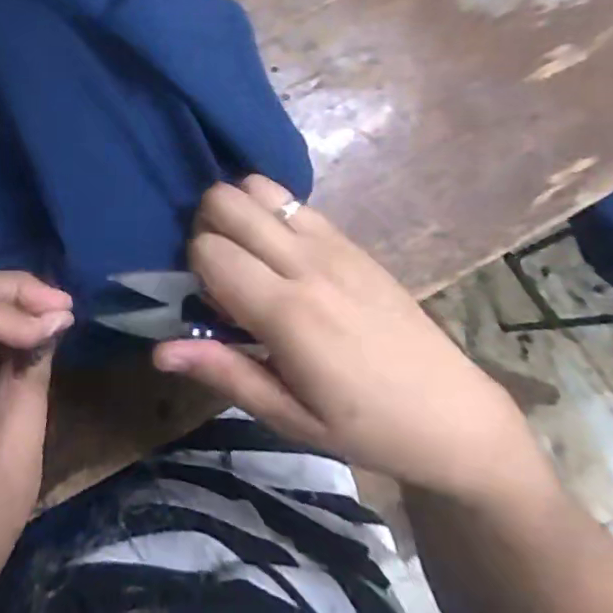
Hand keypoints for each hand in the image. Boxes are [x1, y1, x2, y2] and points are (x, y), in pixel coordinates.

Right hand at [153, 177, 550, 505]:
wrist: (454, 413)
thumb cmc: (366, 427)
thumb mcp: (290, 418)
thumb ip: (224, 373)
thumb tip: (159, 350)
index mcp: (288, 312)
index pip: (208, 250)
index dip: (194, 269)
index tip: (210, 302)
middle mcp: (307, 262)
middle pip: (225, 201)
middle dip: (205, 226)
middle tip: (220, 271)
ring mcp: (333, 243)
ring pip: (257, 186)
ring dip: (237, 210)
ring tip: (246, 254)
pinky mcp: (351, 239)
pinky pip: (294, 200)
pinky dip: (270, 211)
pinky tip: (279, 251)